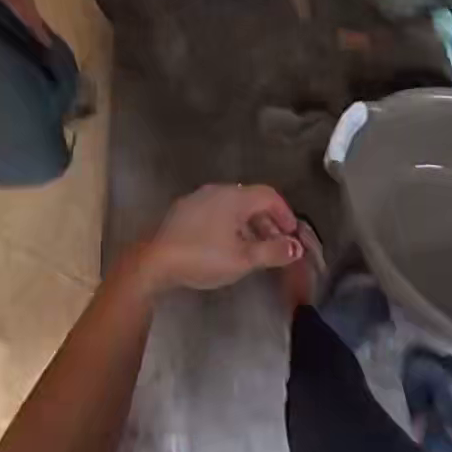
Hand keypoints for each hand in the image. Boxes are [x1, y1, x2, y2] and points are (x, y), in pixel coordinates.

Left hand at [136, 184, 301, 291]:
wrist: (155, 261)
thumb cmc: (204, 257)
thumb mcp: (243, 259)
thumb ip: (273, 251)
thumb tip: (296, 247)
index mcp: (235, 197)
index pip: (269, 196)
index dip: (285, 213)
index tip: (292, 233)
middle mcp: (218, 190)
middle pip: (252, 199)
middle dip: (268, 220)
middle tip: (278, 243)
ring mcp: (199, 198)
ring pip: (233, 205)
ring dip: (249, 223)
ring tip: (255, 246)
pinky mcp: (184, 209)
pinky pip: (216, 210)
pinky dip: (230, 223)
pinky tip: (228, 243)